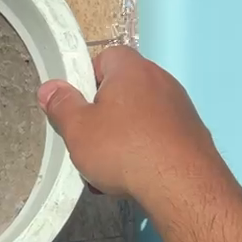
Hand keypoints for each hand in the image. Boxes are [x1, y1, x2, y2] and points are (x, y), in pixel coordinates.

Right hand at [38, 46, 225, 215]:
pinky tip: (132, 175)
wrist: (181, 184)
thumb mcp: (78, 129)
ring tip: (108, 166)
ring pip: (139, 115)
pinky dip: (143, 149)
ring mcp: (180, 107)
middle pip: (123, 88)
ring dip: (121, 134)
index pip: (107, 56)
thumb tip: (50, 88)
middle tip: (88, 138)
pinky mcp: (192, 132)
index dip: (88, 77)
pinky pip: (157, 134)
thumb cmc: (123, 149)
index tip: (78, 104)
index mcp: (131, 70)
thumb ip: (62, 105)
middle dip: (103, 112)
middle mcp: (160, 80)